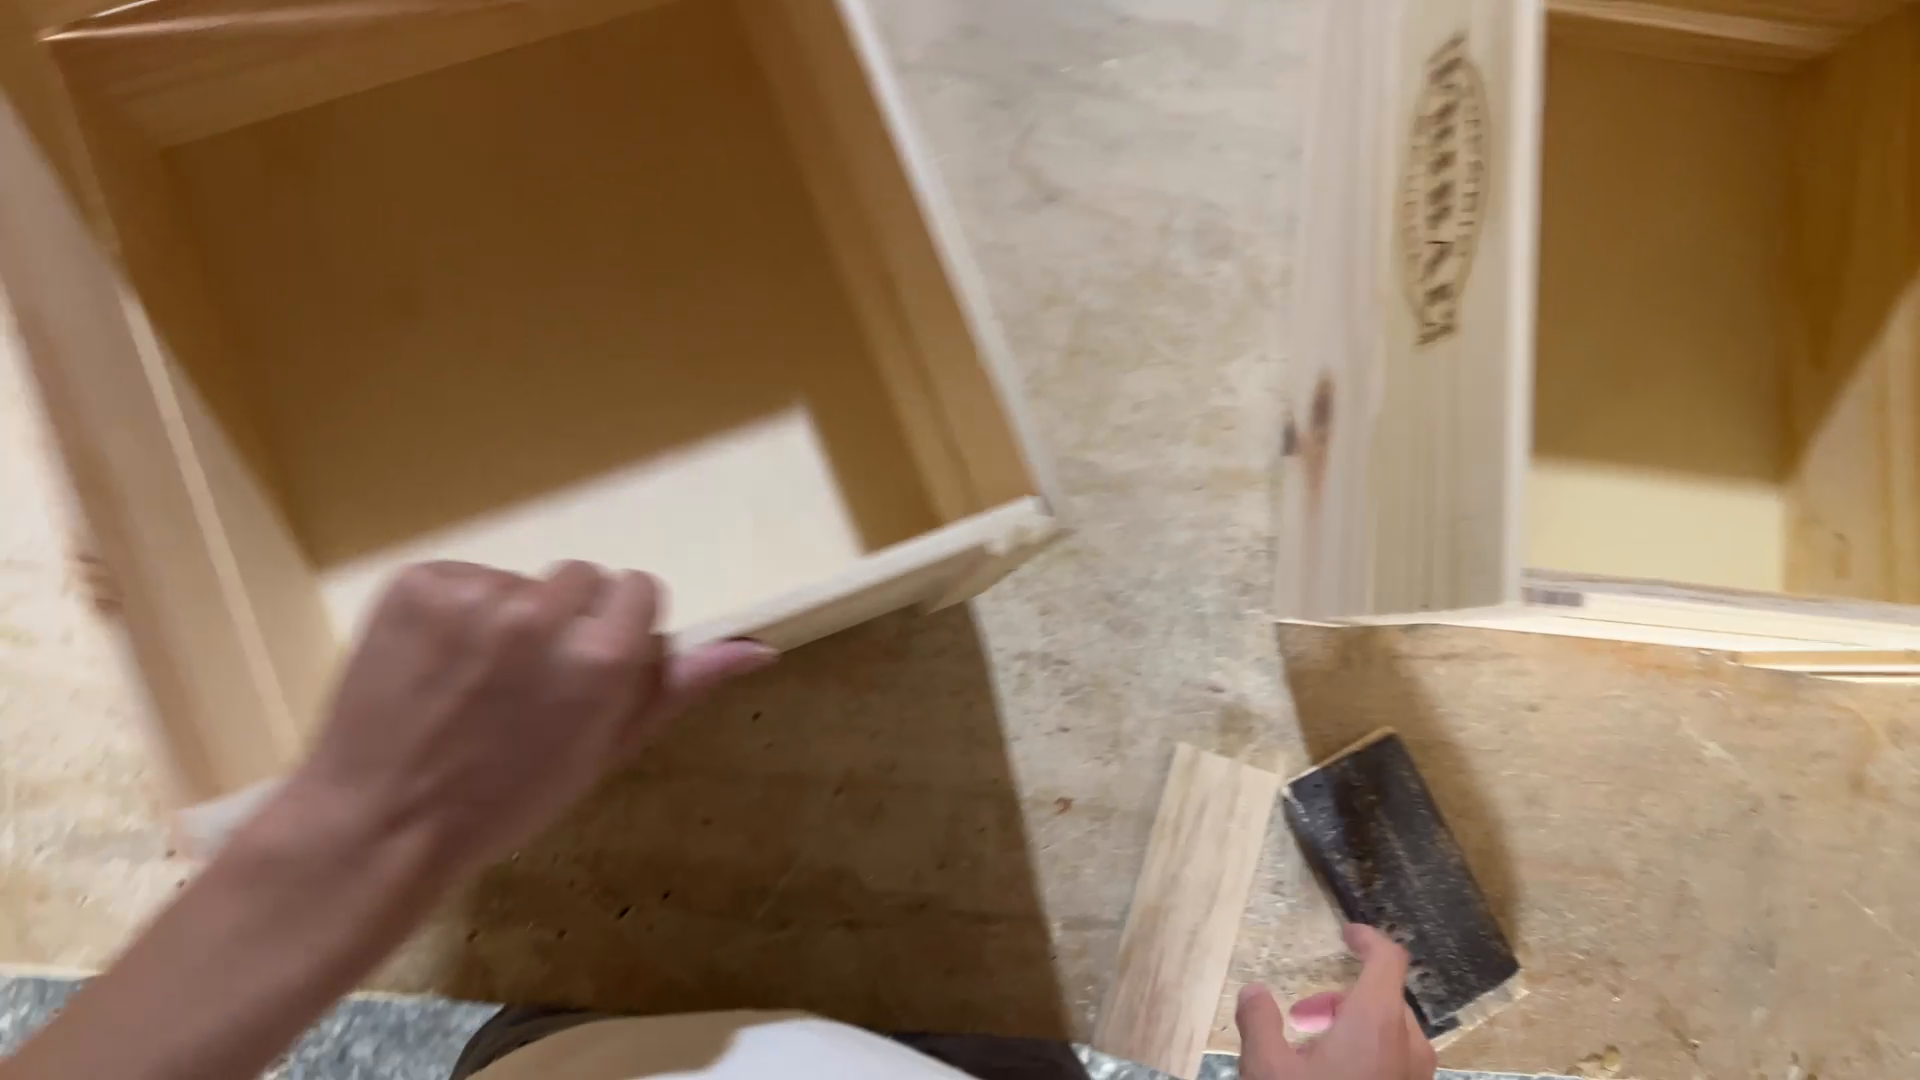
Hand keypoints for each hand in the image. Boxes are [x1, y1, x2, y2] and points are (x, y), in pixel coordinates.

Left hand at [291, 560, 776, 879]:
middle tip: (527, 678)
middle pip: (585, 577)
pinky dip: (455, 611)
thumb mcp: (611, 748)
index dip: (617, 629)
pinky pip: (463, 576)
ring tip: (475, 675)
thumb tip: (763, 649)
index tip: (586, 667)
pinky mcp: (417, 585)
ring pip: (523, 578)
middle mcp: (545, 615)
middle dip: (569, 617)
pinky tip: (433, 661)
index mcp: (602, 658)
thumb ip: (682, 686)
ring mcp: (474, 596)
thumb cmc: (510, 797)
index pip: (641, 589)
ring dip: (510, 613)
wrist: (378, 826)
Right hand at [1235, 924, 1438, 1079]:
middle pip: (1387, 1000)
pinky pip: (1396, 1066)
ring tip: (1314, 1054)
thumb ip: (1258, 1020)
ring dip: (1357, 1030)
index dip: (1368, 938)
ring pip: (1393, 1036)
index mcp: (1376, 1022)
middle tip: (1306, 1017)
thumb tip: (1256, 992)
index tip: (1344, 934)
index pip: (1388, 960)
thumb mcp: (1266, 1068)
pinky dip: (1369, 1058)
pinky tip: (1331, 1077)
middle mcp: (1407, 1048)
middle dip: (1345, 998)